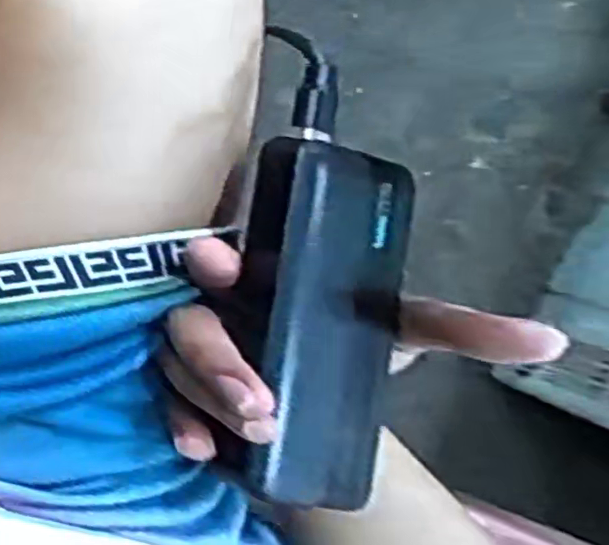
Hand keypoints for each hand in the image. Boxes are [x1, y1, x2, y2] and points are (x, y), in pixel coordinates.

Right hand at [160, 236, 568, 460]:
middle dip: (214, 358)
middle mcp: (203, 308)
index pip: (217, 260)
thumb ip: (449, 327)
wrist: (301, 384)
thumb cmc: (338, 341)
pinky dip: (181, 423)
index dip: (212, 260)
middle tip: (259, 403)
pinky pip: (164, 400)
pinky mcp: (174, 386)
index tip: (215, 260)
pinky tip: (200, 447)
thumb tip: (544, 339)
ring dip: (208, 396)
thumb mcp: (389, 329)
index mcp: (246, 281)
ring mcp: (180, 348)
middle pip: (190, 321)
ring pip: (174, 363)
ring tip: (258, 432)